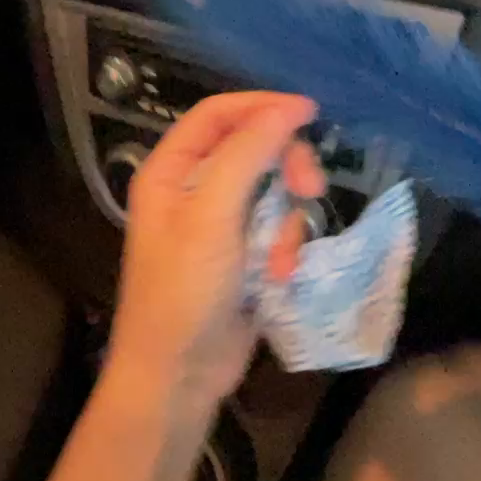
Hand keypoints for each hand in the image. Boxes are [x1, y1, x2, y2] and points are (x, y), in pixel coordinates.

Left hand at [106, 93, 325, 414]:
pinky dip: (285, 250)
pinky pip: (279, 230)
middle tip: (309, 186)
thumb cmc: (184, 289)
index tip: (309, 112)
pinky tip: (279, 279)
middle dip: (285, 168)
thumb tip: (290, 107)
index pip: (218, 114)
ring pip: (274, 192)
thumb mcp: (212, 214)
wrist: (179, 374)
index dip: (262, 106)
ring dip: (287, 221)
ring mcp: (221, 224)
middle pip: (254, 149)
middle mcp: (194, 189)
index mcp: (171, 170)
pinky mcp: (245, 255)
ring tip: (282, 258)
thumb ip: (248, 153)